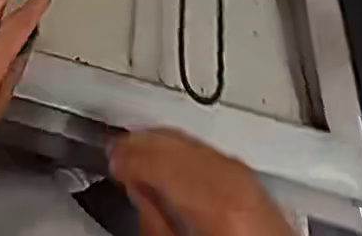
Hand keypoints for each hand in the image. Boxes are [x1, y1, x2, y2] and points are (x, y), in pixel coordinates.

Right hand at [109, 128, 294, 235]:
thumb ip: (157, 222)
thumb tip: (138, 190)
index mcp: (215, 203)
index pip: (160, 162)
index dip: (129, 156)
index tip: (111, 157)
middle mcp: (231, 180)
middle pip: (174, 144)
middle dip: (140, 143)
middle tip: (116, 148)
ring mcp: (244, 176)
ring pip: (189, 141)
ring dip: (158, 141)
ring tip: (135, 147)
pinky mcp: (250, 178)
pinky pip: (206, 150)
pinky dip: (181, 146)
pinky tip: (167, 153)